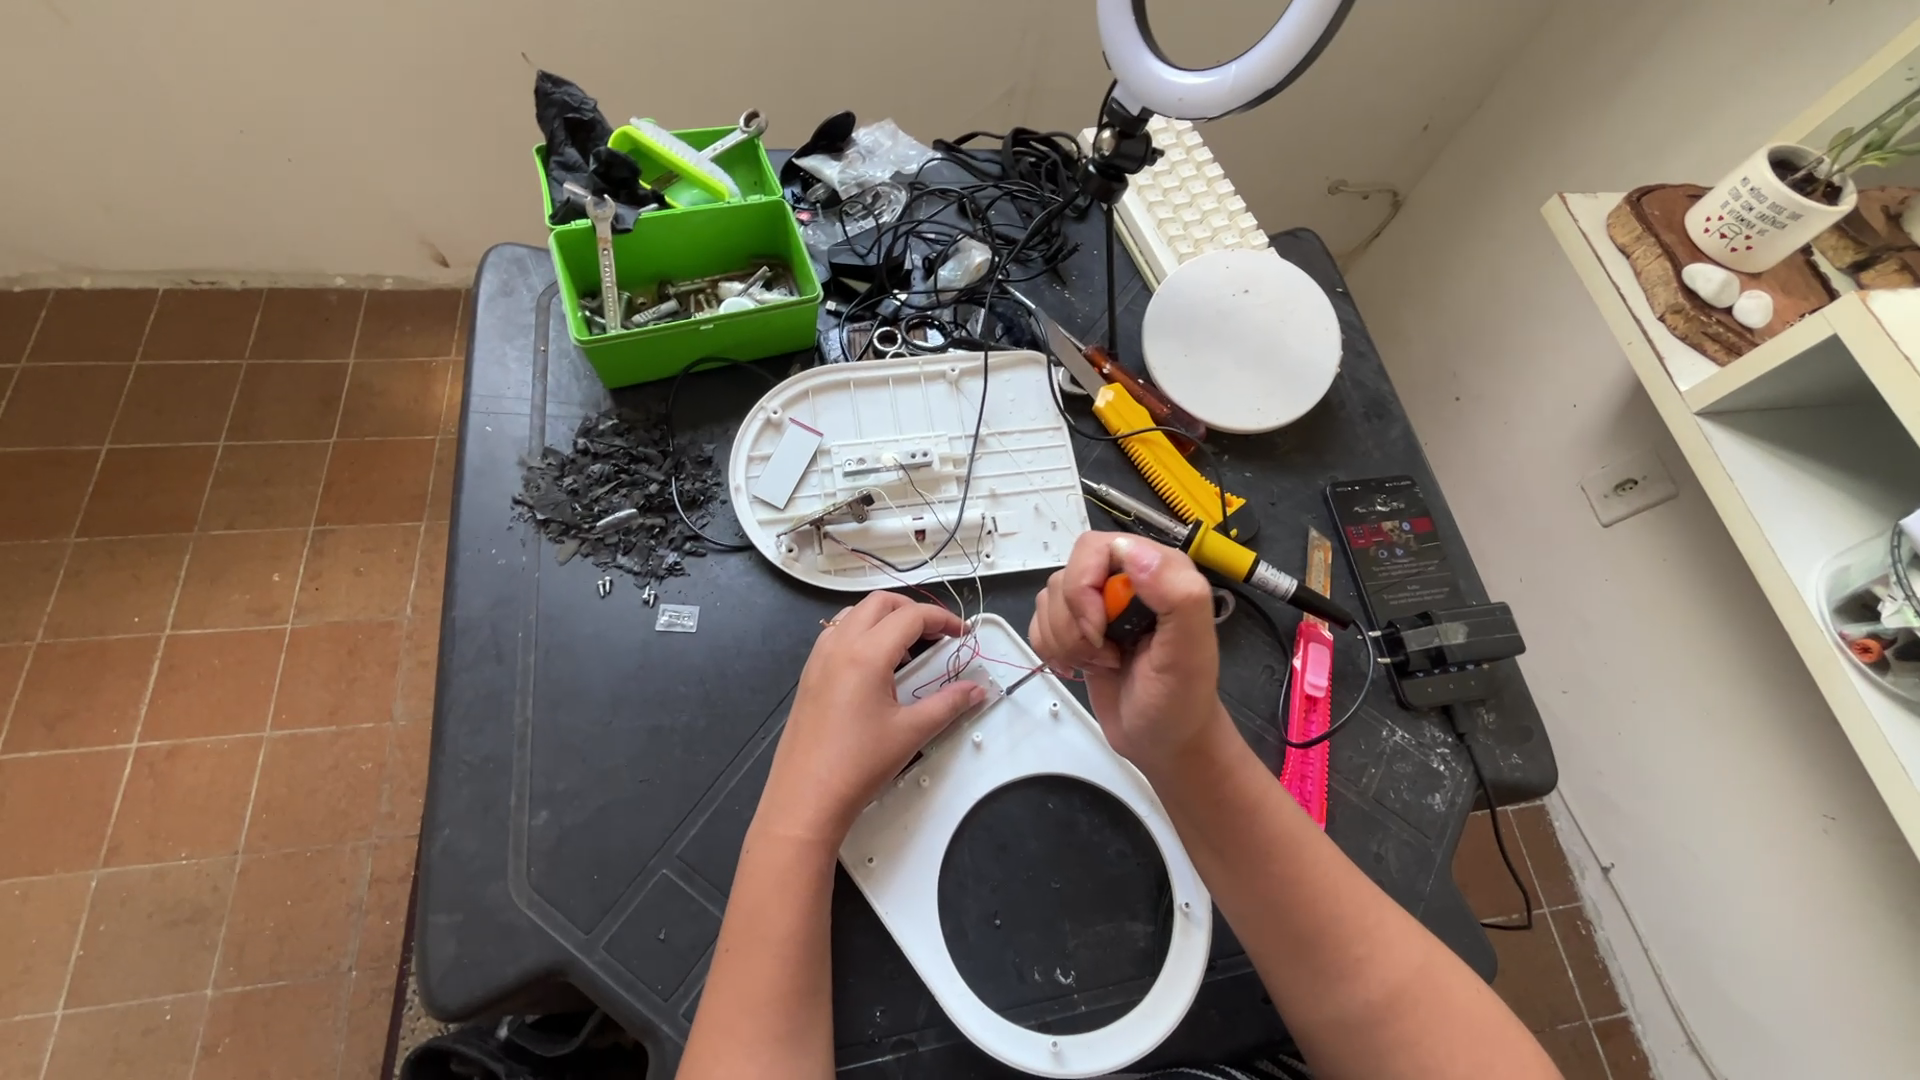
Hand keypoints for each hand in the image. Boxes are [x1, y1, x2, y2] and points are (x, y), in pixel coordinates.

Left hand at [756, 592, 986, 847]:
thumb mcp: (911, 732)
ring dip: (885, 619)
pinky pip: (838, 634)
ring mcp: (819, 658)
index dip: (943, 619)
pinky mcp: (809, 674)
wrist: (805, 799)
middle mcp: (839, 645)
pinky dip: (862, 633)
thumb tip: (976, 691)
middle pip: (880, 603)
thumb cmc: (859, 765)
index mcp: (866, 653)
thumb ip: (948, 704)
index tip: (962, 634)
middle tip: (937, 635)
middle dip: (913, 611)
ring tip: (909, 649)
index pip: (911, 616)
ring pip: (855, 614)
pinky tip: (877, 667)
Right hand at [1029, 532, 1230, 771]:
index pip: (1096, 548)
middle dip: (1073, 620)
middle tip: (1103, 652)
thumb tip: (1132, 552)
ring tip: (1101, 663)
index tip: (1098, 630)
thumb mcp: (1190, 652)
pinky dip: (1052, 648)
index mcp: (1159, 569)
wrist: (1163, 741)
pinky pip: (1039, 621)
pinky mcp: (1077, 627)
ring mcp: (1098, 603)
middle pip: (1067, 574)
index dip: (1083, 586)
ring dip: (1066, 640)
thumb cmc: (1180, 700)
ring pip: (1049, 598)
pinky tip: (1082, 666)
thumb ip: (1177, 596)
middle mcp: (1125, 578)